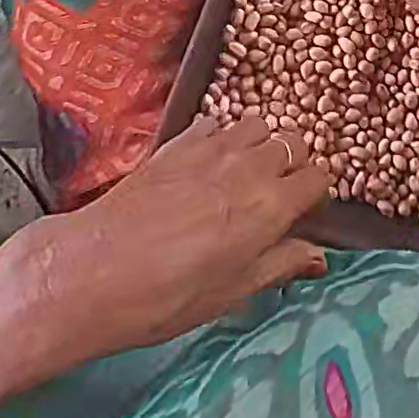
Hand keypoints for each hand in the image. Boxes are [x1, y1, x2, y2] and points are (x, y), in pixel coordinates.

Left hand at [0, 115, 331, 365]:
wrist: (98, 268)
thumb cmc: (171, 294)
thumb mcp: (235, 291)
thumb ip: (282, 263)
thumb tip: (320, 255)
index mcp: (271, 205)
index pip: (317, 177)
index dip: (315, 193)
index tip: (302, 211)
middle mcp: (249, 166)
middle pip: (292, 141)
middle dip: (292, 162)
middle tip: (274, 191)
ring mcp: (212, 147)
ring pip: (257, 124)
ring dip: (259, 143)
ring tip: (243, 171)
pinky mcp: (179, 141)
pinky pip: (215, 123)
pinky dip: (221, 136)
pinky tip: (206, 161)